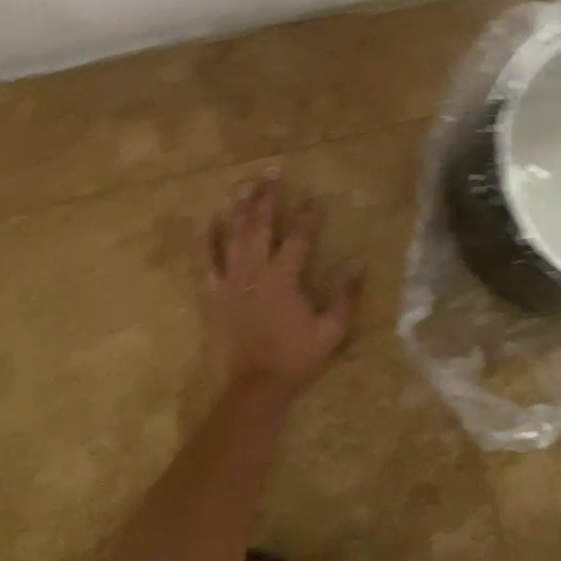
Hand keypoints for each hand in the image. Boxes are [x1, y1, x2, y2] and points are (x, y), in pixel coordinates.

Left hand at [198, 174, 363, 395]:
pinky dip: (203, 240)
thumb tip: (357, 262)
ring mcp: (229, 282)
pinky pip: (203, 263)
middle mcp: (255, 271)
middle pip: (261, 225)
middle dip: (268, 196)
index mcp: (285, 278)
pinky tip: (205, 220)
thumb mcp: (330, 331)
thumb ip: (344, 295)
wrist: (253, 389)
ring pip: (233, 235)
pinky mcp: (211, 296)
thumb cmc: (295, 359)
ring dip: (240, 208)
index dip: (308, 215)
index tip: (314, 197)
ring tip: (245, 185)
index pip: (299, 237)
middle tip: (272, 172)